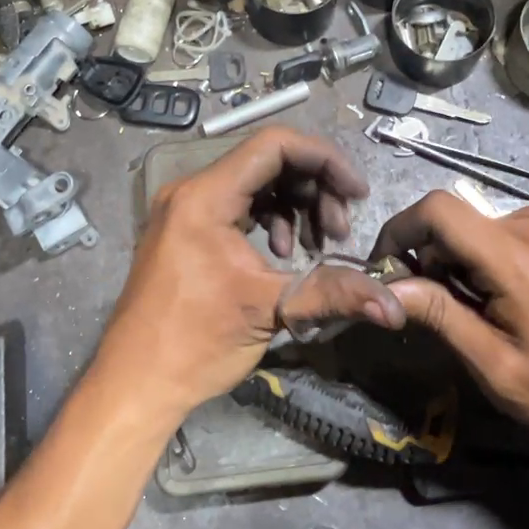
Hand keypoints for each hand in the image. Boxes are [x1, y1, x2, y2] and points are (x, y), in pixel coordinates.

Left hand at [96, 128, 407, 418]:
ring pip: (255, 184)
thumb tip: (393, 304)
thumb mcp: (269, 310)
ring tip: (318, 246)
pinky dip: (270, 220)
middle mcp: (192, 191)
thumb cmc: (194, 342)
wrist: (135, 382)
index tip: (357, 192)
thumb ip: (332, 293)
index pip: (274, 146)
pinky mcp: (187, 230)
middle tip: (340, 232)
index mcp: (206, 197)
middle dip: (314, 189)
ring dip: (295, 207)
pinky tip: (285, 254)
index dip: (324, 160)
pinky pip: (238, 205)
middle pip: (268, 162)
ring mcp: (186, 209)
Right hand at [371, 191, 528, 439]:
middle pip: (454, 218)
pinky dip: (479, 255)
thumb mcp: (495, 366)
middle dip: (429, 254)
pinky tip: (494, 296)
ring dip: (455, 258)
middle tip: (431, 304)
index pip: (440, 210)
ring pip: (472, 224)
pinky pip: (496, 229)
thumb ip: (441, 316)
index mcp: (520, 259)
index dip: (401, 229)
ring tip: (470, 308)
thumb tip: (386, 288)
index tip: (386, 266)